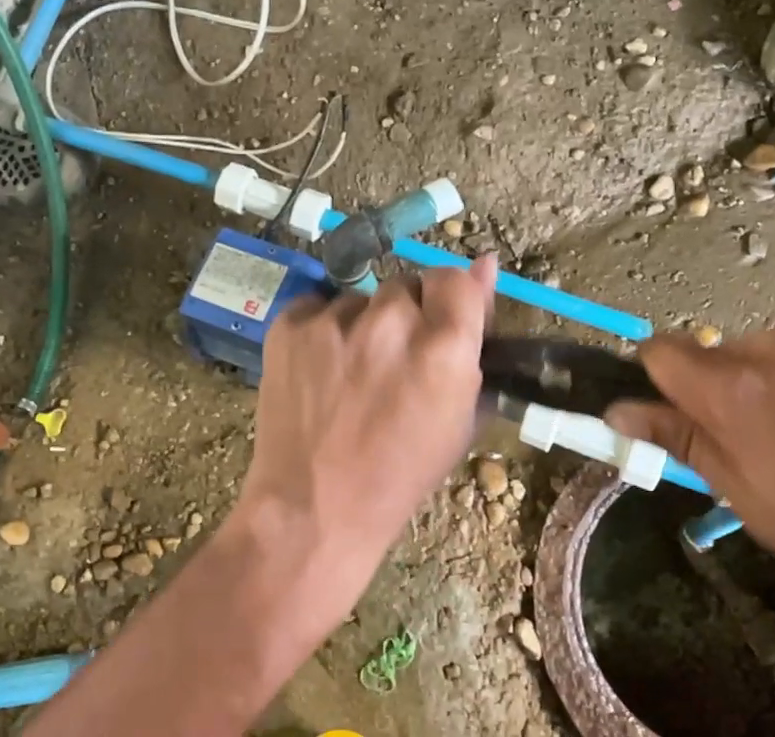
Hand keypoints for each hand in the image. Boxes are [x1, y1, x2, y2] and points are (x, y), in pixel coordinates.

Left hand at [239, 258, 496, 564]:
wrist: (313, 506)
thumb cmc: (400, 474)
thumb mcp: (460, 420)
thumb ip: (475, 343)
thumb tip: (484, 267)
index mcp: (444, 346)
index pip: (456, 279)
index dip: (450, 298)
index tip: (442, 320)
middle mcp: (391, 321)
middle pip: (405, 287)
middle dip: (405, 315)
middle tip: (393, 359)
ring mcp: (335, 320)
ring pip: (360, 299)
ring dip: (362, 324)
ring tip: (349, 375)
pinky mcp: (289, 324)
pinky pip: (317, 306)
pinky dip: (320, 330)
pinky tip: (318, 369)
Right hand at [604, 328, 774, 623]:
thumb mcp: (773, 514)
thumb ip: (693, 450)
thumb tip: (624, 412)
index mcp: (737, 391)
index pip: (657, 352)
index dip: (659, 387)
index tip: (680, 424)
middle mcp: (774, 345)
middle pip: (718, 357)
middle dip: (728, 399)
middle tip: (772, 459)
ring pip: (774, 358)